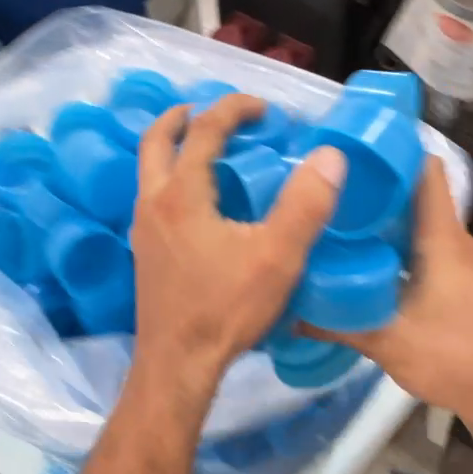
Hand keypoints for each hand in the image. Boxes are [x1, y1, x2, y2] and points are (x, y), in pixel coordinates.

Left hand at [131, 95, 346, 385]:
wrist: (177, 364)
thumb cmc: (225, 309)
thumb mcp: (277, 257)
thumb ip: (305, 205)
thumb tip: (329, 156)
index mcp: (181, 194)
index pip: (204, 130)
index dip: (234, 109)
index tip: (264, 109)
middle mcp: (152, 204)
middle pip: (156, 141)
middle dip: (182, 118)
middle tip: (210, 112)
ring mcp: (143, 232)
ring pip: (149, 172)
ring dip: (173, 150)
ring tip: (206, 153)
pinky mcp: (145, 256)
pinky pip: (152, 199)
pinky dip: (172, 181)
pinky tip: (199, 206)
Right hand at [307, 158, 472, 424]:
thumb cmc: (452, 356)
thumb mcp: (386, 341)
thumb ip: (337, 324)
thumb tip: (289, 313)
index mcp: (441, 238)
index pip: (425, 170)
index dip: (390, 151)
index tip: (348, 150)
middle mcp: (453, 240)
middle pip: (414, 194)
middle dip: (373, 187)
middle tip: (327, 188)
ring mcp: (457, 261)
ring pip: (416, 222)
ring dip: (381, 220)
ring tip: (335, 219)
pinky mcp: (455, 281)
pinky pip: (420, 247)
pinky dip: (392, 245)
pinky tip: (360, 260)